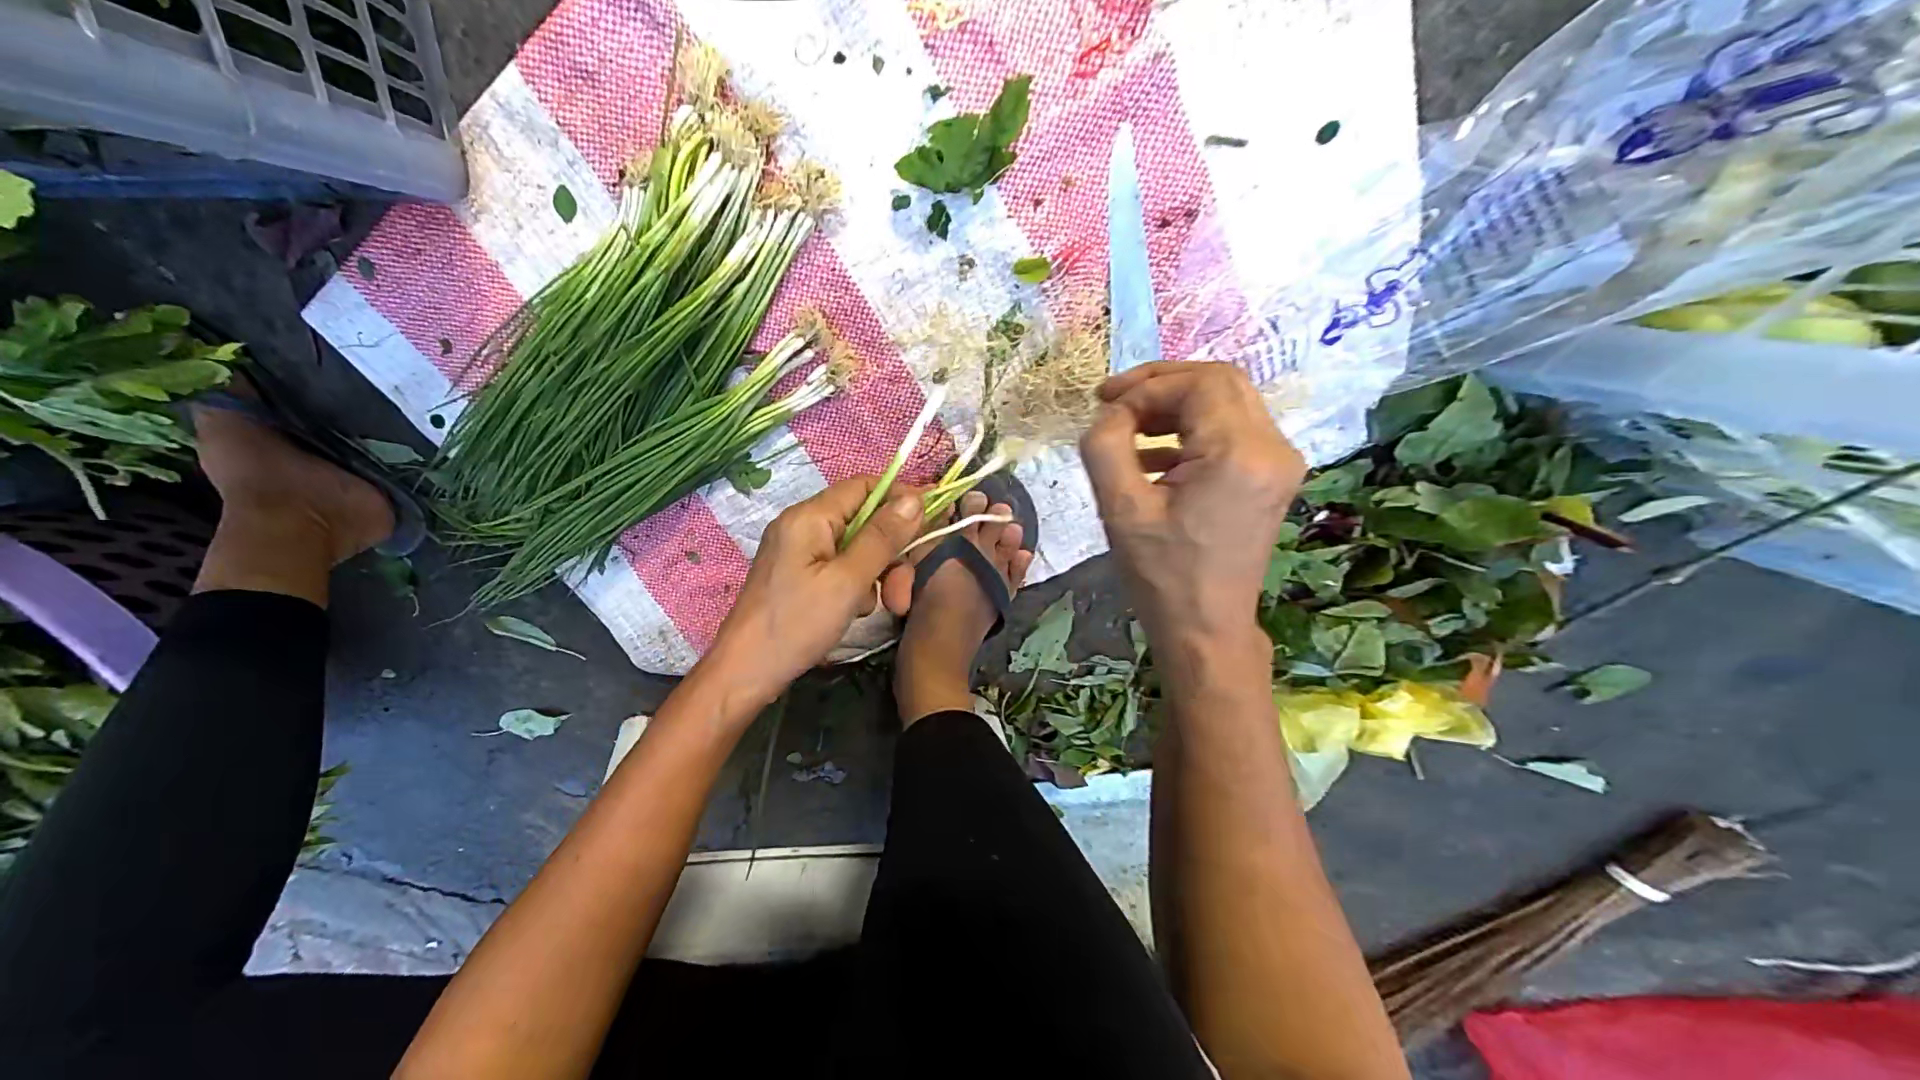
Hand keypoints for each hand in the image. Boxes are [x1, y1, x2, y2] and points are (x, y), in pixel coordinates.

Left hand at [697, 476, 923, 710]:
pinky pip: (842, 567)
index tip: (933, 523)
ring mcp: (801, 551)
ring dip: (880, 575)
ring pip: (859, 548)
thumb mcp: (848, 581)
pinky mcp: (801, 575)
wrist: (746, 672)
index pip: (866, 487)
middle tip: (905, 592)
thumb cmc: (796, 624)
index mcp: (810, 517)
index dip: (902, 500)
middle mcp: (804, 525)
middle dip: (893, 553)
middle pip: (866, 521)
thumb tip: (915, 499)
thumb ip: (883, 538)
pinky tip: (858, 613)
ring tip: (889, 608)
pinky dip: (859, 586)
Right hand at [1080, 361, 1304, 650]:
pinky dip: (1192, 429)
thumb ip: (1106, 444)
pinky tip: (1152, 454)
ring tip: (1127, 427)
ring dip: (1175, 405)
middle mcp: (1273, 447)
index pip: (1195, 384)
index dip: (1145, 386)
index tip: (1103, 408)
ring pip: (1226, 401)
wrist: (1207, 628)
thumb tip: (1112, 413)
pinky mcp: (1271, 476)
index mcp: (1240, 452)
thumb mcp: (1120, 508)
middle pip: (1219, 381)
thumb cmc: (1162, 574)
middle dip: (1162, 384)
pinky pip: (1232, 430)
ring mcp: (1279, 462)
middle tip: (1115, 401)